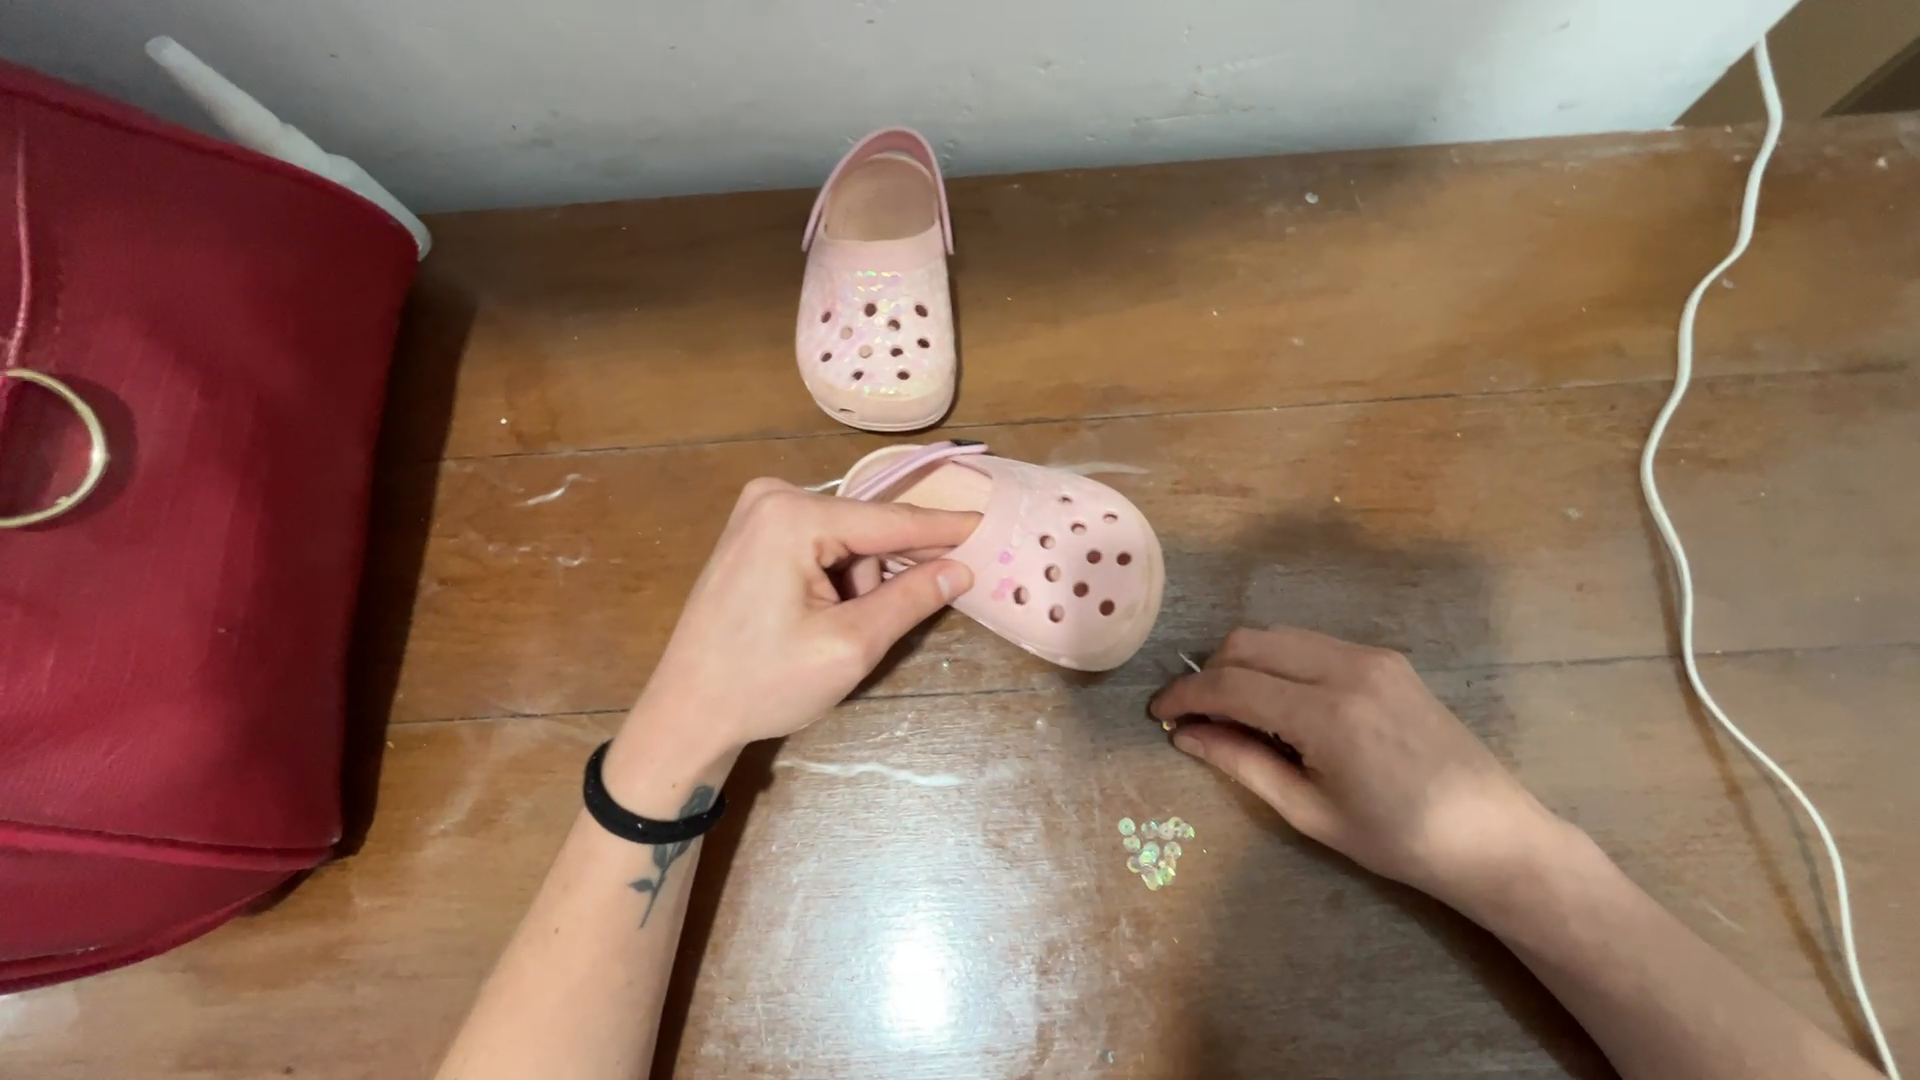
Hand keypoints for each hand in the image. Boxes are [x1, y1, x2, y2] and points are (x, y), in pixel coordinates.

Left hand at [607, 480, 976, 791]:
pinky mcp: (753, 532)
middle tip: (860, 628)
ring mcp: (757, 511)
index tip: (990, 523)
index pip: (890, 521)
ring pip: (846, 542)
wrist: (686, 712)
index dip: (945, 528)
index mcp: (793, 516)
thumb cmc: (764, 683)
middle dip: (880, 578)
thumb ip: (909, 599)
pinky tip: (811, 617)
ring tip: (823, 631)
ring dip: (854, 585)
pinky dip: (833, 579)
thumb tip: (960, 568)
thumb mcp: (849, 646)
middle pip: (866, 531)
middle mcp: (773, 496)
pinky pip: (820, 545)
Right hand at [1151, 625, 1567, 910]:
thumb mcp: (1308, 811)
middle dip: (1208, 673)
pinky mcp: (1384, 657)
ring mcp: (1370, 656)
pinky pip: (1308, 643)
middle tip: (1195, 714)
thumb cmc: (1398, 840)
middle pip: (1246, 643)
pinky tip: (1278, 700)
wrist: (1493, 836)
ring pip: (1275, 635)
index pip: (1230, 684)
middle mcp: (1346, 668)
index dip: (1185, 696)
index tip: (1157, 713)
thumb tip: (1183, 735)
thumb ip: (1240, 763)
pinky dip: (1276, 661)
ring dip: (1241, 662)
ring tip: (1233, 708)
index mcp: (1328, 715)